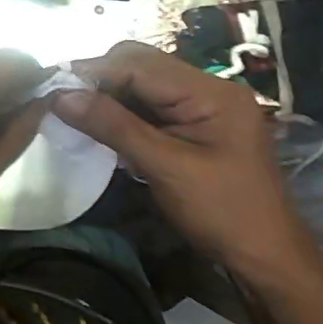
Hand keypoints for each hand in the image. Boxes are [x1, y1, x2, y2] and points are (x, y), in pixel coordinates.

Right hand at [51, 41, 319, 283]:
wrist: (268, 259)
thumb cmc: (223, 213)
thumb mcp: (164, 168)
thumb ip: (113, 126)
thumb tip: (61, 97)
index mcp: (212, 92)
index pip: (139, 65)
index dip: (94, 72)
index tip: (54, 87)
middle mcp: (209, 87)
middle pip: (140, 64)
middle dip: (100, 79)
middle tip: (64, 101)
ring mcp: (204, 104)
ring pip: (142, 81)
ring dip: (109, 94)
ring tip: (76, 112)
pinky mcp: (196, 122)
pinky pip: (150, 102)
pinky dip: (123, 109)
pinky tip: (103, 125)